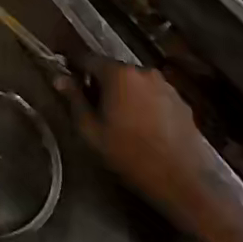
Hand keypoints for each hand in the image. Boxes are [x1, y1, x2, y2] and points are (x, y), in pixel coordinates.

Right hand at [55, 61, 242, 239]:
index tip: (67, 82)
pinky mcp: (182, 103)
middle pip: (112, 69)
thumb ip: (73, 99)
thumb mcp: (90, 130)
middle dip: (100, 83)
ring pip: (133, 82)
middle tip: (92, 106)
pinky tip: (141, 126)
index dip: (73, 68)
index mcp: (119, 74)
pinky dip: (142, 103)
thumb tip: (59, 78)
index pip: (87, 58)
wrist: (183, 183)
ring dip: (122, 93)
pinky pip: (152, 95)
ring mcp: (167, 87)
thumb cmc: (129, 154)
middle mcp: (144, 72)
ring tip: (118, 118)